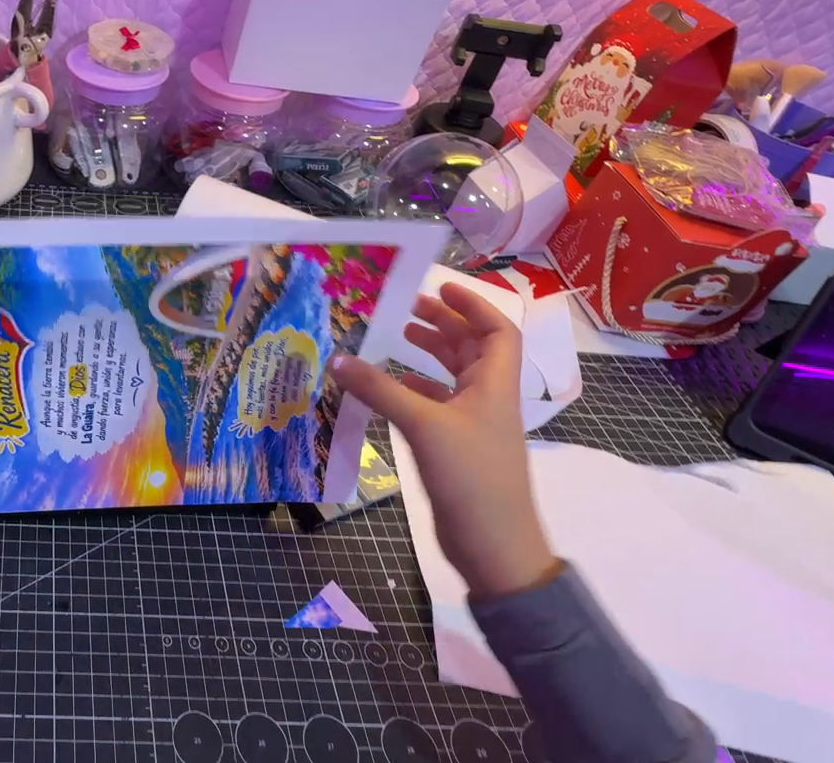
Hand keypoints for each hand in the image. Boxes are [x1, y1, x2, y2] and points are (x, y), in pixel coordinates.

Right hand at [327, 283, 559, 599]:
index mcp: (494, 384)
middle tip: (404, 306)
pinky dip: (415, 387)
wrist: (495, 546)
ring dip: (429, 352)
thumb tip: (337, 358)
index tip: (439, 287)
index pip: (496, 330)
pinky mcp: (456, 446)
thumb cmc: (471, 476)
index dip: (473, 305)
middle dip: (443, 323)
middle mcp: (487, 398)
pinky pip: (436, 403)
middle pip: (472, 348)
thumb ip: (379, 390)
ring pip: (454, 374)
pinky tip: (388, 386)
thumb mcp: (423, 426)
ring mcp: (473, 423)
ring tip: (395, 334)